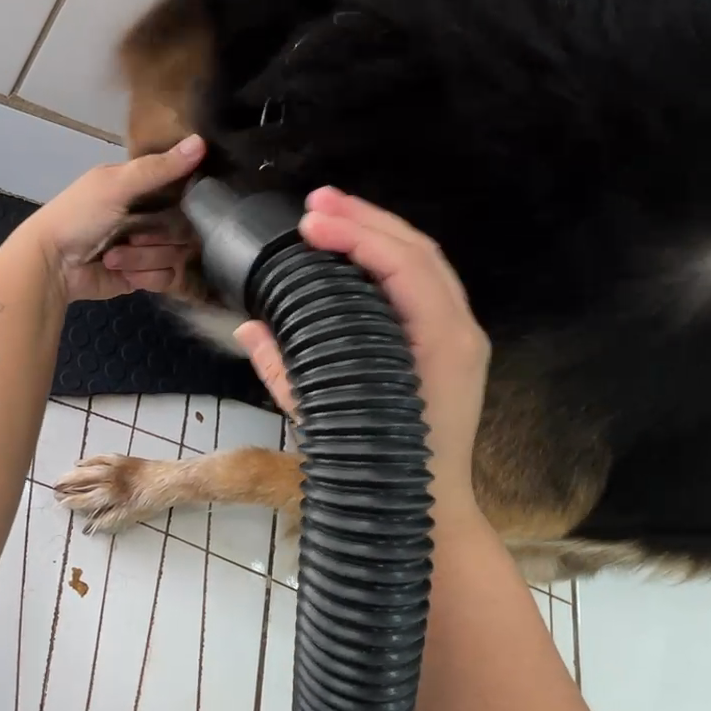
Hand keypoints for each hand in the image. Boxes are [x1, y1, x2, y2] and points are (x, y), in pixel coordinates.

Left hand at [19, 135, 204, 302]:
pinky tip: (125, 274)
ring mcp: (146, 248)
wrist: (52, 265)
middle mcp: (147, 216)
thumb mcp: (115, 184)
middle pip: (185, 226)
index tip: (179, 203)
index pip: (183, 189)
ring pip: (177, 253)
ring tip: (115, 256)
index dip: (186, 198)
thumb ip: (158, 168)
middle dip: (158, 234)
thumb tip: (201, 141)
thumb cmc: (78, 216)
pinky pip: (168, 277)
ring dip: (145, 257)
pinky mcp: (143, 276)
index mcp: (139, 187)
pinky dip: (146, 276)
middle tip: (132, 234)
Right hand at [233, 186, 490, 516]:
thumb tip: (250, 328)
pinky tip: (354, 250)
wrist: (425, 508)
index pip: (405, 269)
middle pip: (420, 252)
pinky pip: (421, 283)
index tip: (309, 224)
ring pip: (425, 262)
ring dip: (377, 230)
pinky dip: (386, 257)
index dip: (357, 236)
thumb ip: (285, 369)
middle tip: (314, 201)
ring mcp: (460, 334)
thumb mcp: (322, 418)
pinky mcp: (449, 342)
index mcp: (440, 346)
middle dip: (366, 218)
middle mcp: (460, 331)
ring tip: (329, 211)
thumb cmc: (375, 468)